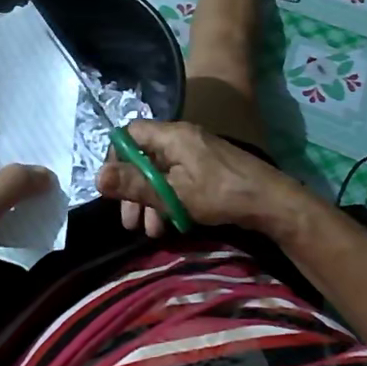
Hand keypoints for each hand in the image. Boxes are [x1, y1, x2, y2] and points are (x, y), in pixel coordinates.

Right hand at [96, 120, 308, 236]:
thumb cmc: (219, 193)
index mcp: (173, 135)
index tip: (114, 187)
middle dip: (134, 191)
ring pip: (162, 173)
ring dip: (152, 202)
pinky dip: (171, 200)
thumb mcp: (172, 193)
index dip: (116, 157)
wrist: (269, 200)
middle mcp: (184, 138)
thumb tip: (97, 177)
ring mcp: (198, 153)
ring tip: (150, 232)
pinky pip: (179, 179)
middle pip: (145, 158)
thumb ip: (135, 185)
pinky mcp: (209, 169)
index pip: (131, 133)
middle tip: (129, 223)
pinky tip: (171, 225)